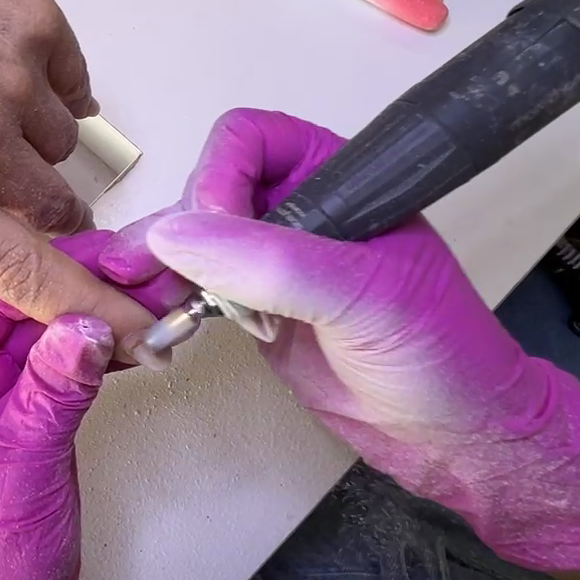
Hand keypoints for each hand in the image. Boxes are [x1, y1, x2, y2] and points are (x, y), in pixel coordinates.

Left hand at [0, 0, 153, 342]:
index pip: (24, 273)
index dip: (89, 310)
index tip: (134, 331)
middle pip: (59, 205)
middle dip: (41, 196)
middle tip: (4, 161)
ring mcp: (15, 83)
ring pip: (66, 138)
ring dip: (37, 131)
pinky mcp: (41, 26)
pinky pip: (76, 81)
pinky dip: (50, 79)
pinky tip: (0, 54)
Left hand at [0, 233, 176, 579]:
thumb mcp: (20, 457)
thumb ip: (52, 390)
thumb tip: (85, 324)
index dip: (49, 274)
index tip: (103, 262)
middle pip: (35, 304)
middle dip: (89, 286)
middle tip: (143, 273)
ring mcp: (17, 384)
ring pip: (64, 328)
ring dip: (110, 313)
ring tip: (157, 297)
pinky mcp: (49, 402)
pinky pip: (82, 359)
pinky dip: (115, 346)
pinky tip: (145, 337)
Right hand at [122, 109, 579, 571]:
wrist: (450, 439)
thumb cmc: (439, 354)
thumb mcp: (362, 296)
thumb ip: (269, 262)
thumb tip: (172, 234)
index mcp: (330, 176)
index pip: (245, 141)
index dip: (220, 175)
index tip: (217, 230)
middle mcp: (292, 204)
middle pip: (205, 184)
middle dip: (181, 226)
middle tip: (174, 274)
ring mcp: (265, 254)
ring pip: (188, 232)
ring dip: (154, 256)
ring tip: (129, 286)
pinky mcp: (247, 298)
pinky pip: (189, 279)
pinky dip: (163, 291)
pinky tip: (148, 308)